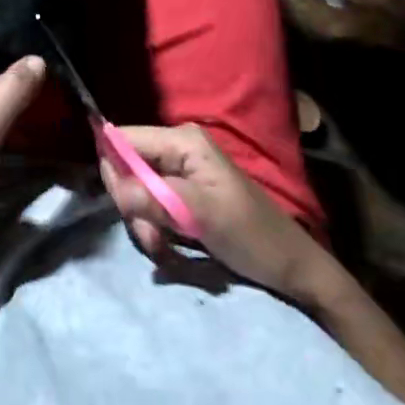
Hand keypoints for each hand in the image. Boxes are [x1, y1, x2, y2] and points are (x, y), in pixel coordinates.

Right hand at [99, 123, 321, 293]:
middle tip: (152, 237)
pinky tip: (166, 247)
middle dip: (131, 203)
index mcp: (182, 140)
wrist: (291, 266)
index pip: (124, 139)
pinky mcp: (182, 193)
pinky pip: (150, 203)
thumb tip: (115, 187)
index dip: (113, 169)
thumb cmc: (251, 234)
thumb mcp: (203, 215)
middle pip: (126, 166)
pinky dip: (153, 227)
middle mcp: (176, 148)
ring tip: (162, 248)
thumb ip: (156, 199)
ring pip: (135, 189)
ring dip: (143, 222)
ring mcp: (179, 171)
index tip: (122, 205)